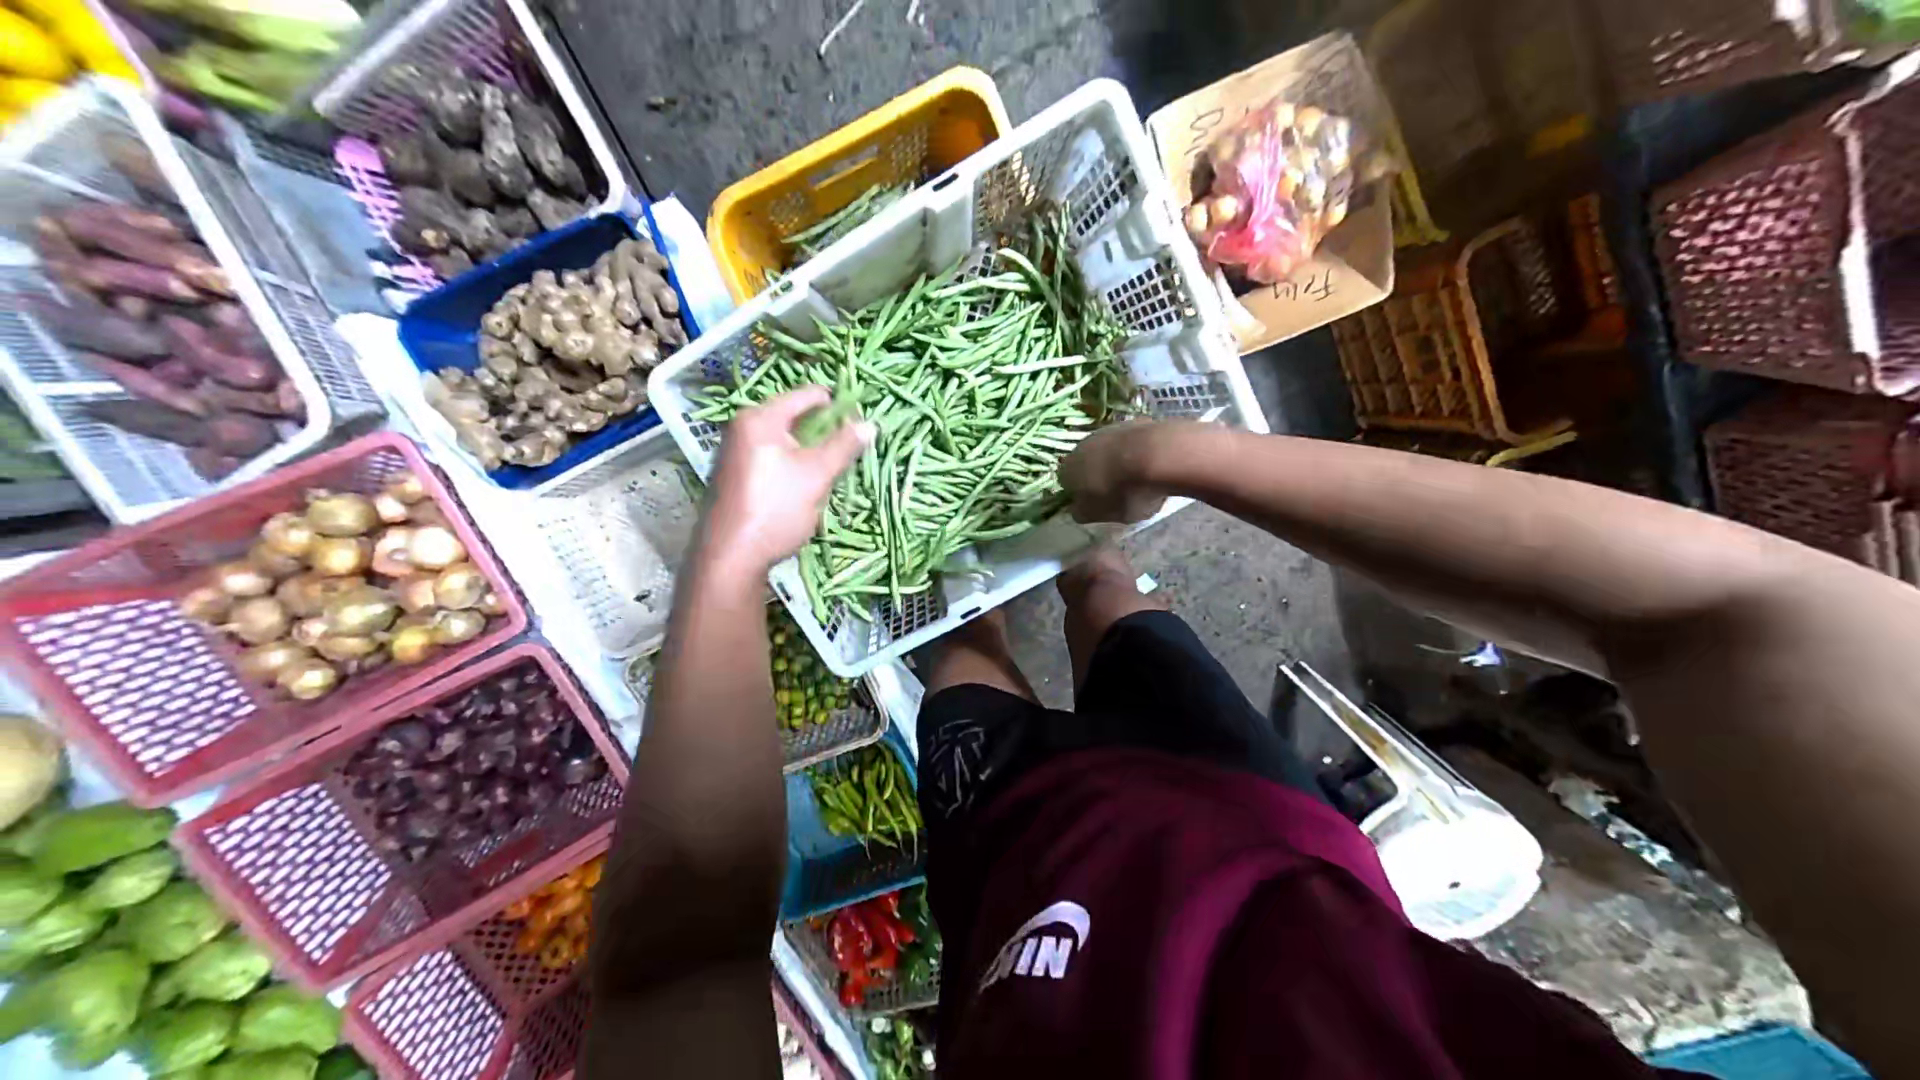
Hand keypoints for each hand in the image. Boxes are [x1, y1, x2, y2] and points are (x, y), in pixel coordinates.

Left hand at [702, 386, 872, 575]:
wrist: (731, 556)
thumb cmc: (775, 508)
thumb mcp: (816, 475)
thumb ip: (843, 446)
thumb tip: (870, 424)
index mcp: (759, 419)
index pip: (805, 395)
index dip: (836, 403)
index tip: (860, 418)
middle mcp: (742, 428)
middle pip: (793, 417)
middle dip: (823, 430)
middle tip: (849, 447)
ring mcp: (734, 452)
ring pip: (783, 440)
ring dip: (809, 450)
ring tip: (832, 468)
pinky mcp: (734, 476)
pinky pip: (770, 457)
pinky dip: (791, 463)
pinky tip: (805, 484)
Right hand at [1058, 421, 1174, 523]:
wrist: (1158, 455)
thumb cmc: (1123, 492)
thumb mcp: (1100, 515)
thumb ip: (1083, 512)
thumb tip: (1077, 508)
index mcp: (1067, 470)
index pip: (1066, 485)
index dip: (1080, 495)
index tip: (1095, 505)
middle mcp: (1080, 446)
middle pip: (1086, 464)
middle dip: (1098, 476)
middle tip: (1116, 493)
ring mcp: (1107, 430)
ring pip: (1107, 450)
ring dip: (1116, 462)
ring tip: (1136, 479)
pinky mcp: (1133, 422)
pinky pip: (1129, 443)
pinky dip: (1135, 452)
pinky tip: (1151, 465)